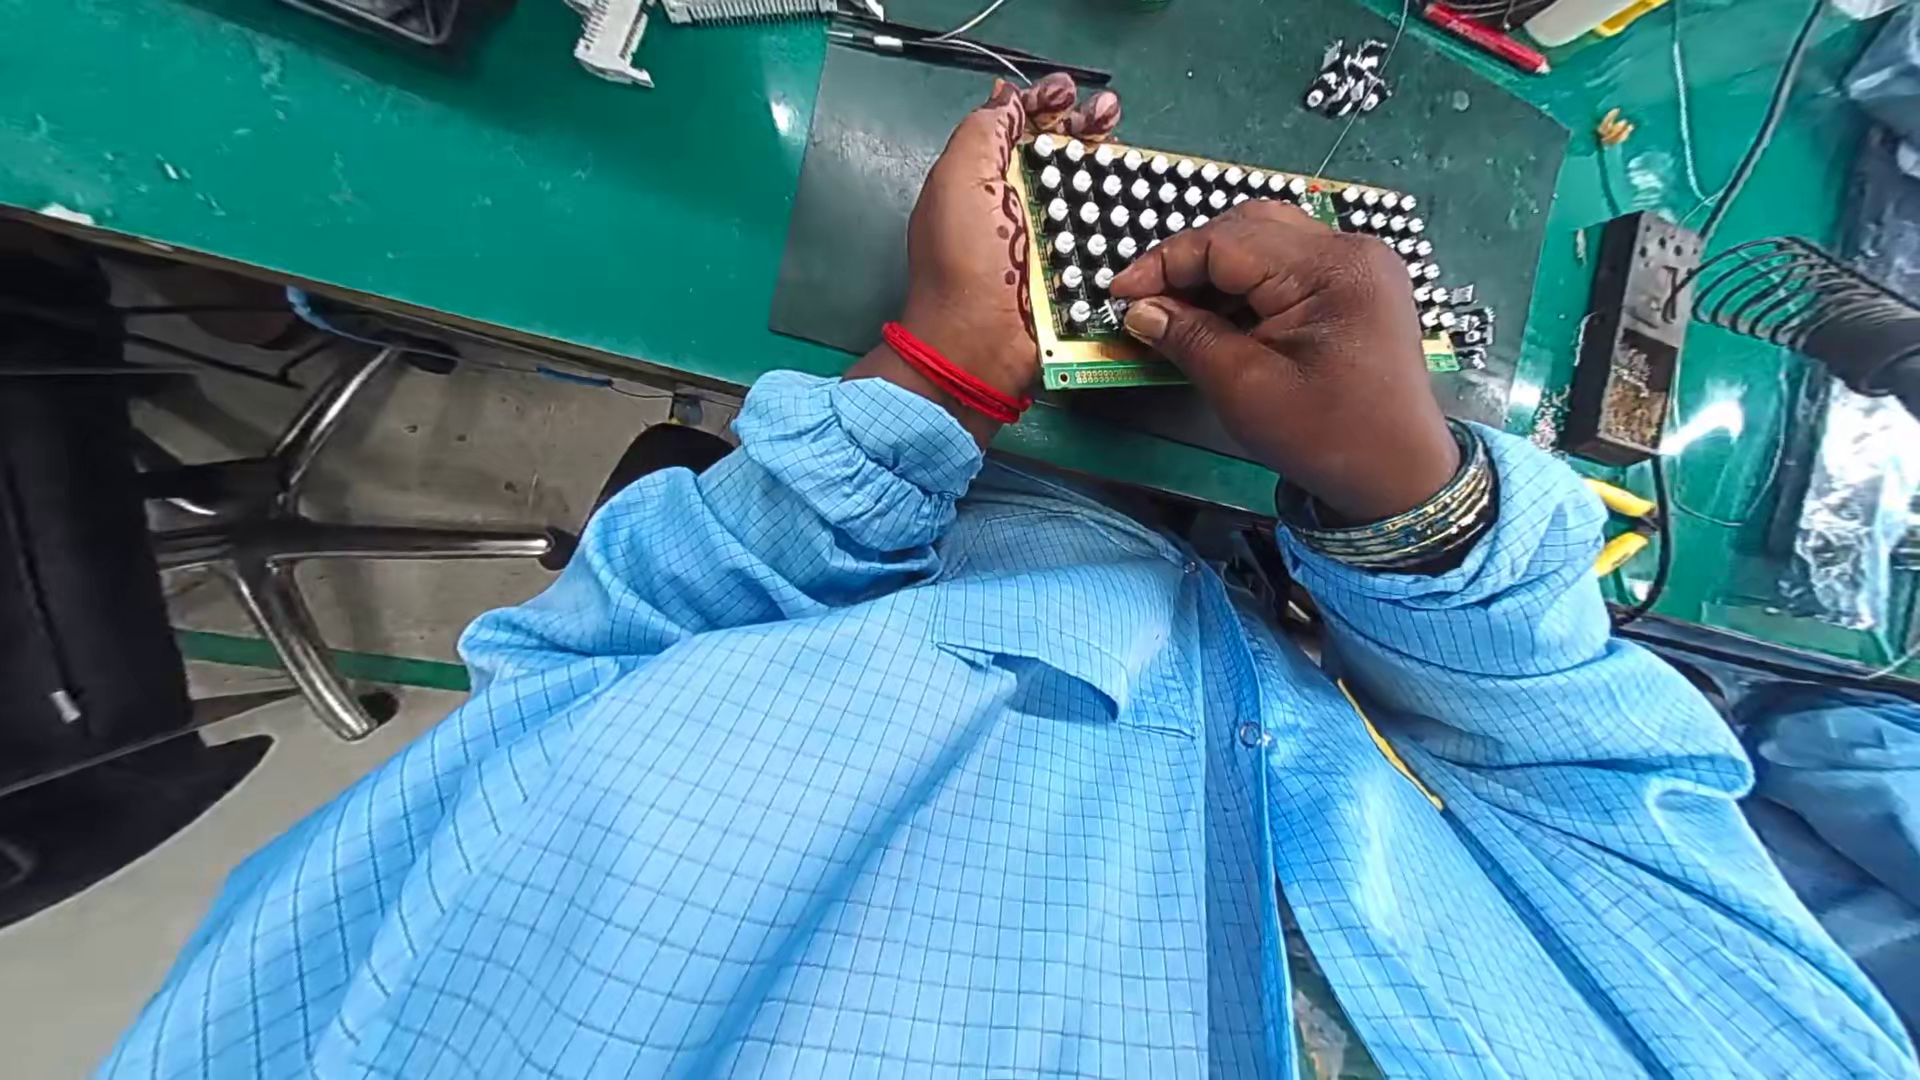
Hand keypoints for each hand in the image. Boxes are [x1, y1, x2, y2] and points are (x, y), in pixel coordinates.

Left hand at [847, 74, 1121, 444]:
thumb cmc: (963, 263)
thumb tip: (1006, 100)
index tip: (1069, 92)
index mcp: (982, 184)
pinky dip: (1112, 213)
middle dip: (1081, 127)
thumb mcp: (958, 182)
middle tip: (1109, 116)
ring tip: (1121, 144)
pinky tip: (1127, 194)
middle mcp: (1012, 210)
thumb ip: (982, 132)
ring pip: (1079, 192)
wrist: (977, 347)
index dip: (1042, 103)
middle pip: (1054, 157)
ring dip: (1102, 163)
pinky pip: (1095, 236)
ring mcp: (1041, 245)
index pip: (1016, 130)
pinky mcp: (1067, 277)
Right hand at [1108, 201, 1458, 522]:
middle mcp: (1347, 251)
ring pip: (1263, 242)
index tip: (1119, 293)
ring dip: (1210, 272)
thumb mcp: (1244, 389)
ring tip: (1173, 311)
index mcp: (1329, 270)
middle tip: (1145, 301)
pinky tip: (1213, 316)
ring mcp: (1353, 266)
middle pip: (1247, 228)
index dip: (1164, 262)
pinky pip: (1281, 268)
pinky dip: (1238, 287)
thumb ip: (1189, 339)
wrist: (1393, 473)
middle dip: (1186, 260)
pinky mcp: (1349, 287)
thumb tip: (1140, 310)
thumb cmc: (1323, 436)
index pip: (1227, 240)